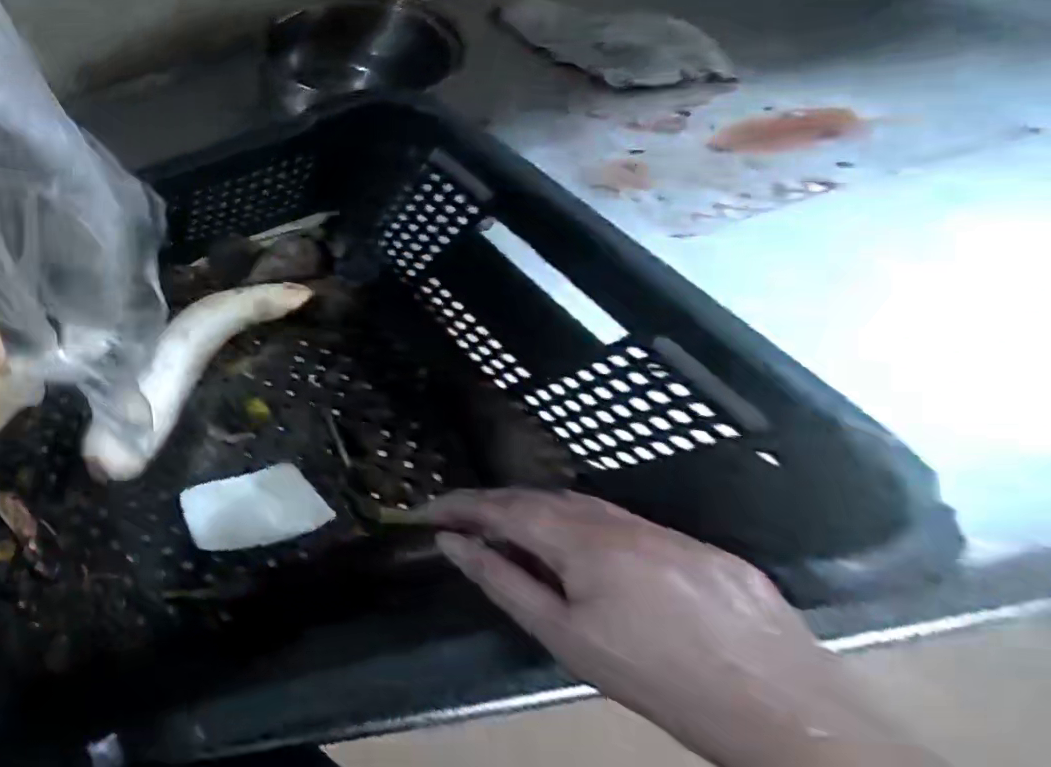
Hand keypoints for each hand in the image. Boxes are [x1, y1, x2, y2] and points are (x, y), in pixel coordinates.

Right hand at [411, 489, 940, 766]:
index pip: (503, 507)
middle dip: (498, 507)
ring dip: (544, 516)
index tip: (426, 511)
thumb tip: (452, 543)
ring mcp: (672, 533)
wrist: (798, 725)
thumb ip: (502, 582)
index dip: (459, 505)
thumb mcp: (567, 641)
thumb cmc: (661, 684)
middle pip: (543, 499)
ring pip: (590, 508)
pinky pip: (632, 527)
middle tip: (466, 524)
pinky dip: (592, 531)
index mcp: (587, 542)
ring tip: (520, 539)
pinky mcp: (710, 553)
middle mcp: (625, 522)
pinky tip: (595, 561)